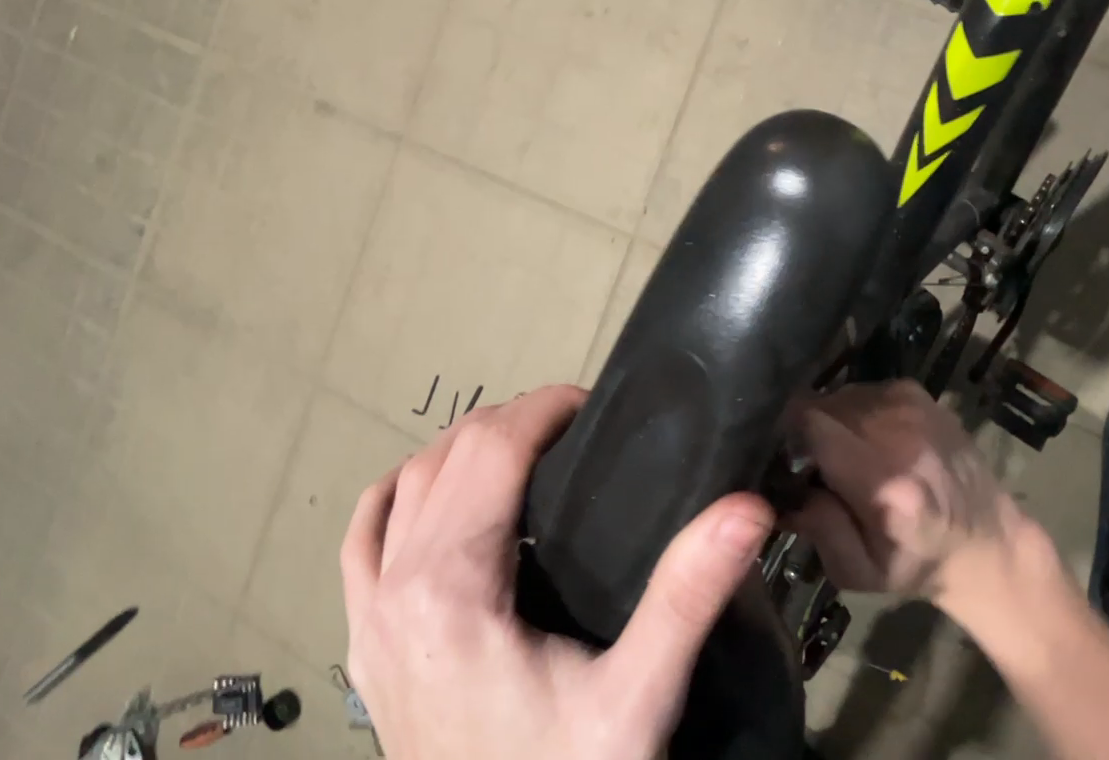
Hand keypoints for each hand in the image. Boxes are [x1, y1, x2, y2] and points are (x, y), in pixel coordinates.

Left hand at [340, 384, 775, 759]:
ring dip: (461, 451)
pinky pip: (362, 540)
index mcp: (450, 589)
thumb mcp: (635, 700)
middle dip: (512, 423)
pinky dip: (399, 497)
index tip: (594, 407)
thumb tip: (746, 508)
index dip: (541, 410)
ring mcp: (368, 620)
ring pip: (401, 487)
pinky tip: (433, 497)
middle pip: (446, 458)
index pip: (487, 452)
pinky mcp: (365, 645)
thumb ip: (686, 597)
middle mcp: (394, 590)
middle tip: (578, 430)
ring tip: (525, 452)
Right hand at [788, 379, 1032, 602]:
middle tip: (811, 464)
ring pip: (839, 394)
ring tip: (843, 454)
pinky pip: (862, 390)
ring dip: (830, 420)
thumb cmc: (915, 563)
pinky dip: (854, 411)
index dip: (786, 434)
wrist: (987, 541)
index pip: (811, 423)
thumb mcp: (857, 571)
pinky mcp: (918, 394)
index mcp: (882, 483)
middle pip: (821, 404)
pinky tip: (868, 440)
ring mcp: (911, 406)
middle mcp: (898, 433)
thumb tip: (783, 489)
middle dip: (805, 430)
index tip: (783, 458)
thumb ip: (818, 529)